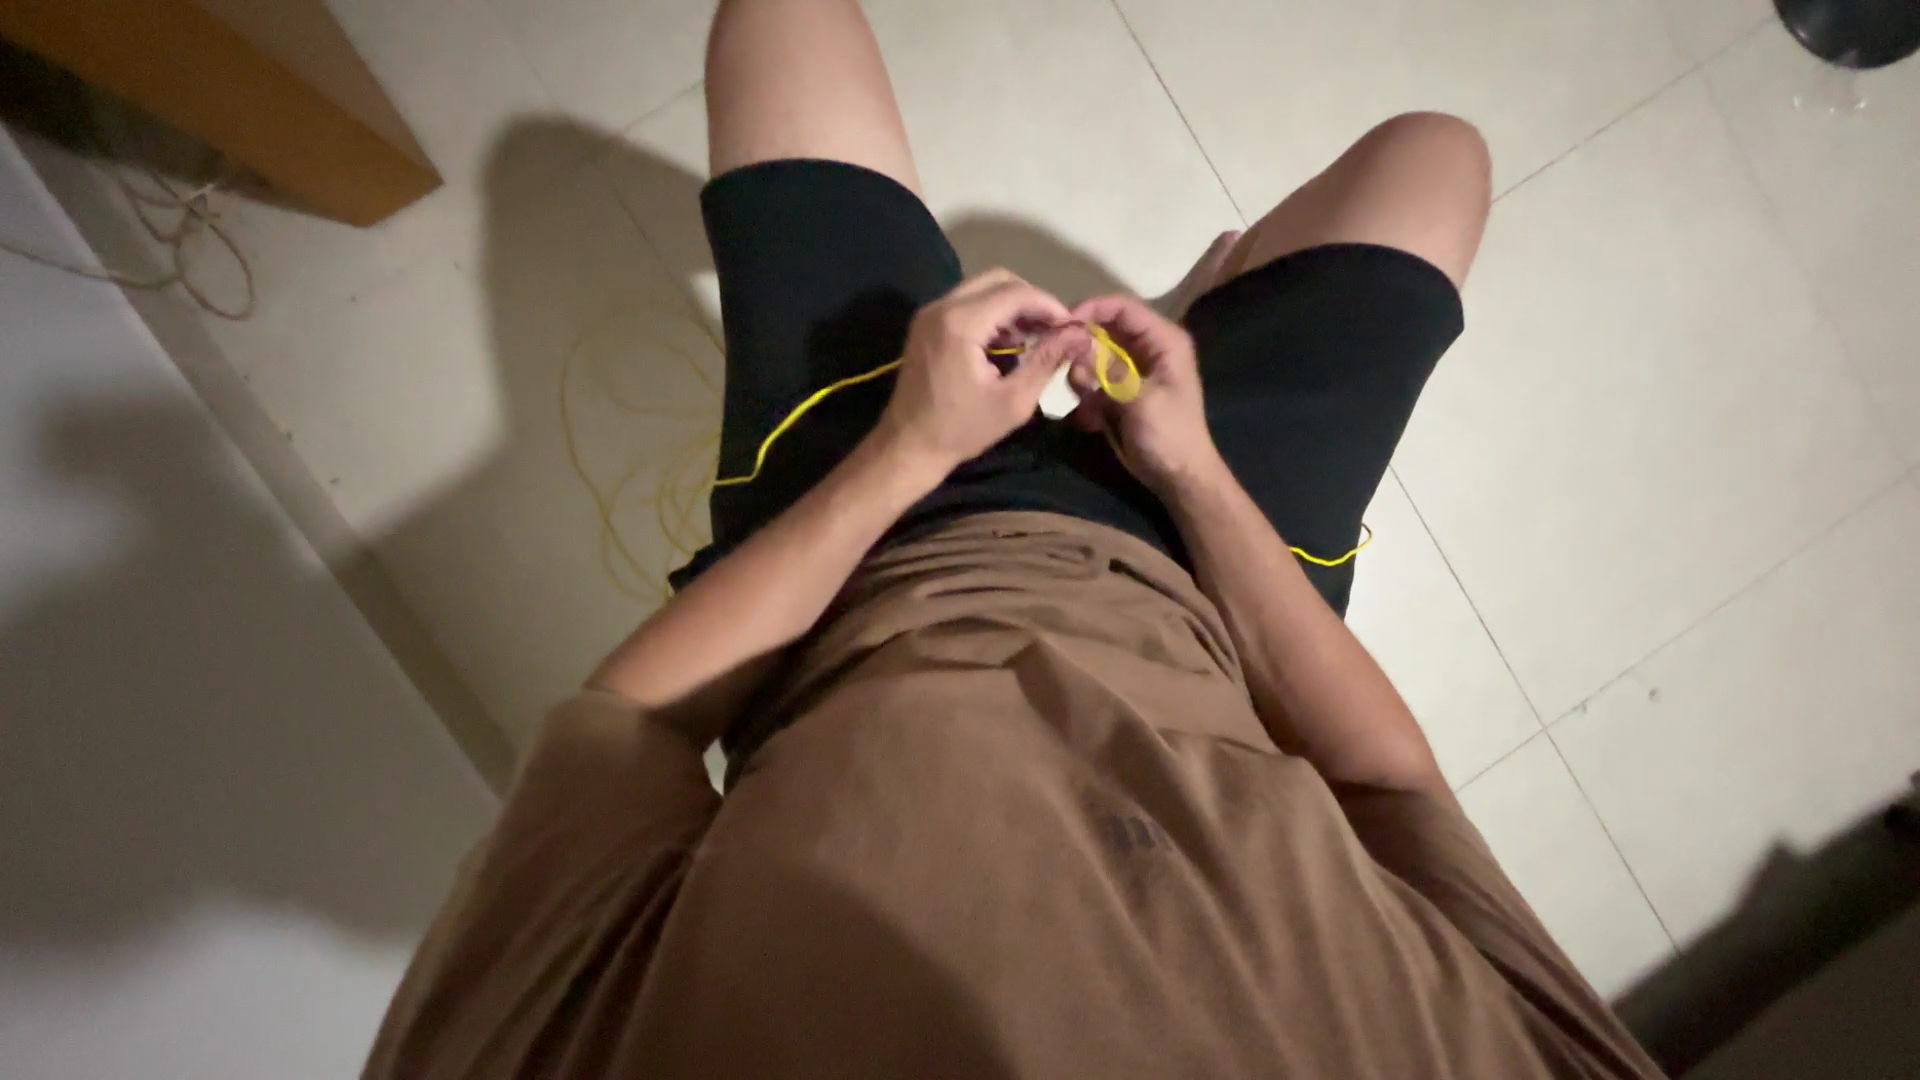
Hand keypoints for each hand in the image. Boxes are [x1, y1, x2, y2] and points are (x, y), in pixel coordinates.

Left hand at [876, 269, 1074, 472]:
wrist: (908, 446)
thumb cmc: (961, 430)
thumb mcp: (1013, 401)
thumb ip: (1046, 361)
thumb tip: (1078, 335)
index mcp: (960, 324)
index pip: (1016, 293)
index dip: (1049, 306)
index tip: (1070, 327)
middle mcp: (941, 307)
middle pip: (998, 279)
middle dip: (1030, 301)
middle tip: (1052, 330)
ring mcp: (929, 314)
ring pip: (982, 288)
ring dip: (1011, 307)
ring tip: (1033, 340)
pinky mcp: (926, 325)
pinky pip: (966, 304)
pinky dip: (991, 315)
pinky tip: (1006, 345)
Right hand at [1068, 294, 1227, 499]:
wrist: (1177, 476)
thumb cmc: (1169, 435)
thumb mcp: (1140, 399)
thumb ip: (1108, 368)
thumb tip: (1076, 340)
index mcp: (1163, 341)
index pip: (1122, 308)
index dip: (1092, 310)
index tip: (1062, 326)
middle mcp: (1145, 350)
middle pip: (1101, 331)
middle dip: (1081, 351)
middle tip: (1070, 374)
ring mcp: (1129, 372)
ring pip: (1091, 358)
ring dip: (1082, 380)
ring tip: (1091, 406)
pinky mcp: (1116, 393)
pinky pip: (1090, 384)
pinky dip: (1086, 400)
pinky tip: (1093, 422)